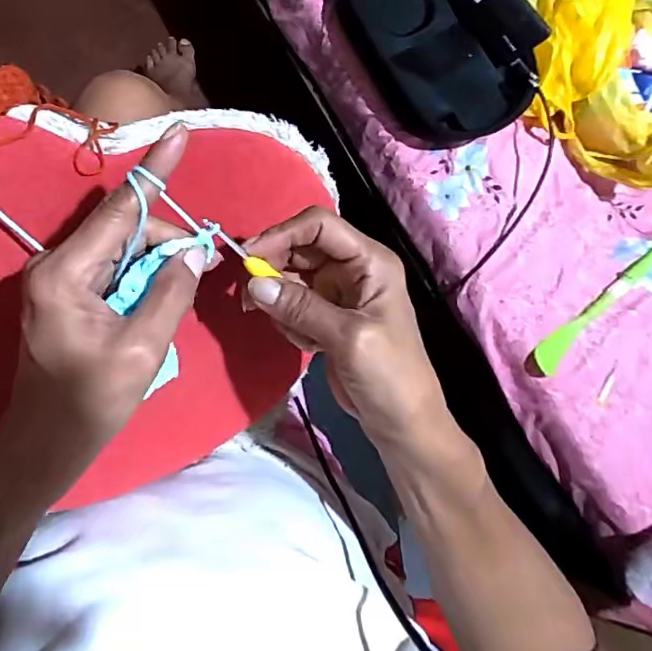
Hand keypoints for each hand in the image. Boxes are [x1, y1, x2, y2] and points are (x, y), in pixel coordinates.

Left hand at [0, 125, 209, 481]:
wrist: (42, 448)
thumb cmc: (88, 404)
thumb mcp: (141, 350)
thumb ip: (169, 293)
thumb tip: (191, 253)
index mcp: (65, 273)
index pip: (120, 210)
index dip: (154, 171)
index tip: (178, 131)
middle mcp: (55, 264)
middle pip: (125, 231)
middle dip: (167, 242)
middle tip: (203, 267)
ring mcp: (57, 278)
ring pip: (122, 250)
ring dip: (157, 262)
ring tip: (182, 290)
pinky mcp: (65, 294)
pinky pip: (113, 270)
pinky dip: (141, 277)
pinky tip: (159, 298)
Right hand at [242, 207, 452, 451]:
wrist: (403, 424)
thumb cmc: (390, 376)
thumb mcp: (348, 338)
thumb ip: (301, 307)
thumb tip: (254, 283)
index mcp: (370, 260)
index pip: (319, 226)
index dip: (282, 234)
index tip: (248, 256)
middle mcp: (353, 268)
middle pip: (299, 247)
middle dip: (273, 269)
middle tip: (251, 299)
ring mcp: (338, 292)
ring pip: (291, 276)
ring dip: (282, 302)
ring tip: (297, 335)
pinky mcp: (326, 315)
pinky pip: (292, 303)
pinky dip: (288, 320)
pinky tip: (308, 345)